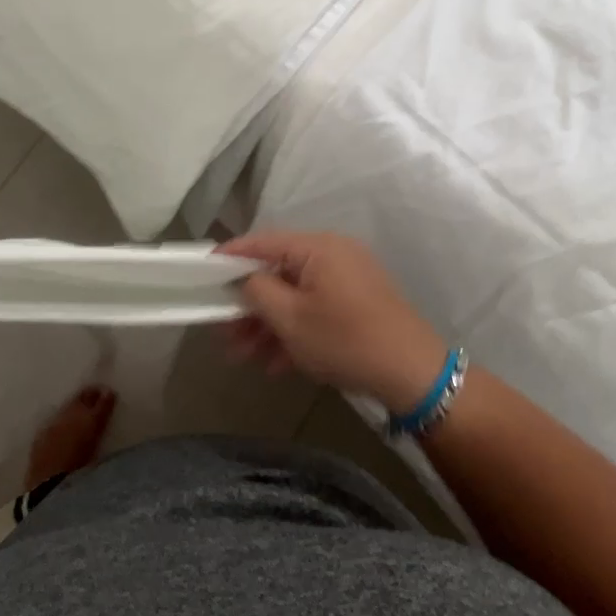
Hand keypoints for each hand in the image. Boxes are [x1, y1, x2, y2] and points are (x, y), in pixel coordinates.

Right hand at [216, 232, 447, 412]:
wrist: (412, 373)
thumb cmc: (345, 340)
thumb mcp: (291, 319)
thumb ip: (257, 291)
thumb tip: (242, 279)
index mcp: (317, 247)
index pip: (262, 242)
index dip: (230, 256)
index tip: (202, 271)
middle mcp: (333, 254)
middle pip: (278, 271)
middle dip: (249, 304)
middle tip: (223, 332)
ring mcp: (348, 278)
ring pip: (295, 295)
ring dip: (268, 324)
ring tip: (244, 356)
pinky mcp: (358, 302)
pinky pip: (316, 307)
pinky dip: (295, 330)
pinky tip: (277, 364)